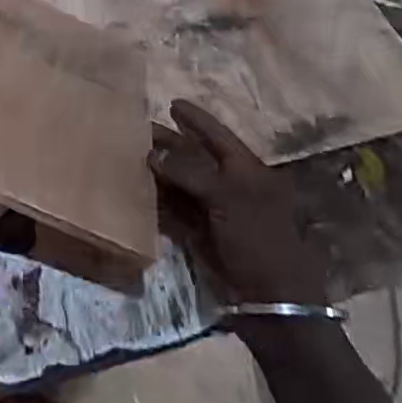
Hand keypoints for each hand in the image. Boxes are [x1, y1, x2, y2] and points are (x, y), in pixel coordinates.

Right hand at [149, 100, 330, 304]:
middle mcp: (230, 186)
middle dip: (169, 143)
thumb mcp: (228, 197)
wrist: (270, 299)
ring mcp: (215, 211)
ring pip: (182, 184)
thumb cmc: (258, 238)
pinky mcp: (201, 235)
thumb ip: (191, 171)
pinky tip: (137, 192)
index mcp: (246, 170)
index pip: (217, 135)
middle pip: (195, 157)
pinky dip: (157, 202)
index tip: (172, 103)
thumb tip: (155, 155)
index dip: (196, 119)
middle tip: (139, 129)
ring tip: (131, 157)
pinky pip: (175, 212)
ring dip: (158, 172)